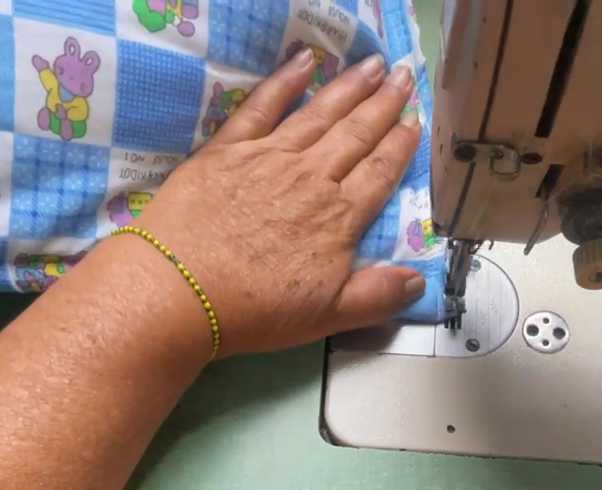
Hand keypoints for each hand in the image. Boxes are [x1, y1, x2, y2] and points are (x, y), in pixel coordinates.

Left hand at [126, 49, 424, 356]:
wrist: (183, 291)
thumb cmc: (257, 310)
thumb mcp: (328, 317)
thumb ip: (376, 297)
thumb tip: (418, 280)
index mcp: (338, 219)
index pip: (379, 173)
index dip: (400, 146)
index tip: (416, 121)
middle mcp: (310, 178)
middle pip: (355, 134)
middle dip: (383, 103)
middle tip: (404, 74)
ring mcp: (268, 158)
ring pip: (319, 113)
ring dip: (348, 86)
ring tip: (372, 63)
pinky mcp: (229, 150)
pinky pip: (263, 105)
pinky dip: (285, 80)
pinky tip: (303, 61)